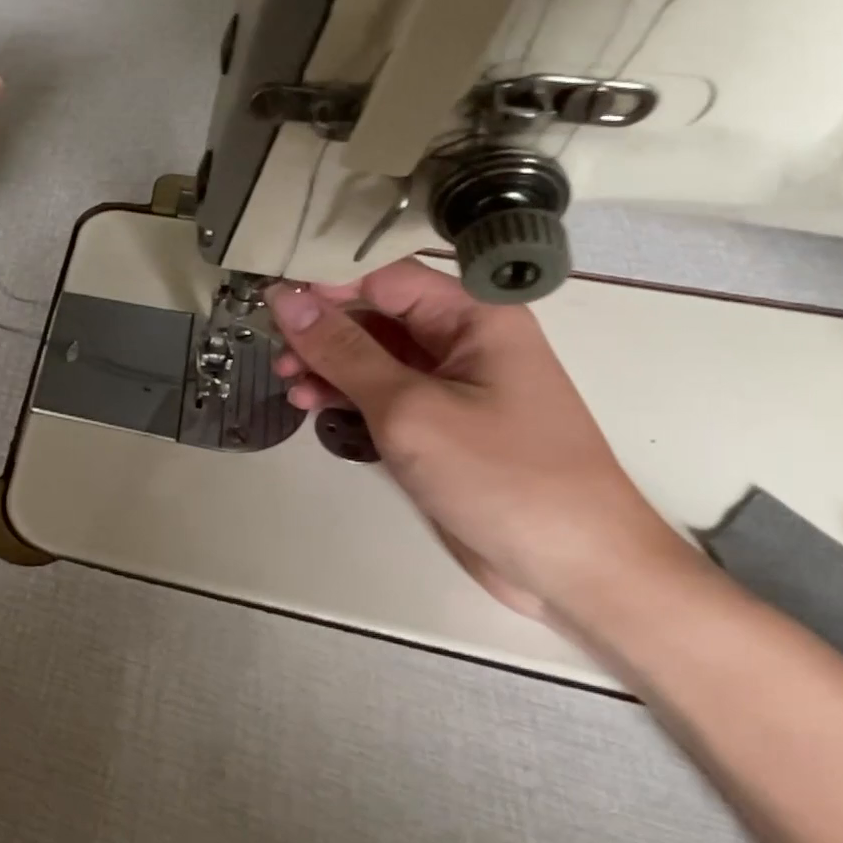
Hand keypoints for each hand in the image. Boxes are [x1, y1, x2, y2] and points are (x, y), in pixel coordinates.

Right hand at [265, 259, 687, 618]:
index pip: (384, 277)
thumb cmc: (500, 476)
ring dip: (328, 366)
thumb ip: (343, 352)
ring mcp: (452, 385)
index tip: (269, 304)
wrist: (572, 566)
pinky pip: (382, 393)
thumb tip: (286, 301)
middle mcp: (464, 341)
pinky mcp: (440, 424)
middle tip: (274, 354)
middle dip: (322, 330)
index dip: (326, 284)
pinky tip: (313, 407)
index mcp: (474, 317)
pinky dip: (346, 396)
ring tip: (289, 386)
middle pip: (376, 313)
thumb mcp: (409, 409)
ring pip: (373, 355)